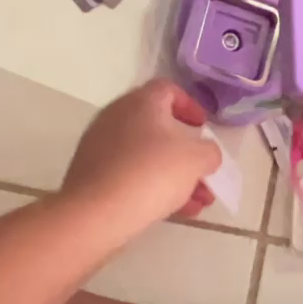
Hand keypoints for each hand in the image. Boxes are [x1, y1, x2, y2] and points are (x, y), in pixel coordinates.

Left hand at [65, 80, 221, 227]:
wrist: (97, 213)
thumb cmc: (151, 174)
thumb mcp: (196, 160)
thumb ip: (209, 152)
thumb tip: (206, 153)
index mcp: (141, 102)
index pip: (168, 90)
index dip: (190, 106)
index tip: (203, 128)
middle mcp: (117, 117)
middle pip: (159, 129)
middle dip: (187, 154)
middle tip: (205, 174)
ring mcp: (101, 146)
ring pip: (147, 156)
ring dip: (176, 176)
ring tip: (197, 203)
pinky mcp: (93, 173)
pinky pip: (130, 174)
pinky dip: (153, 187)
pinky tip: (174, 211)